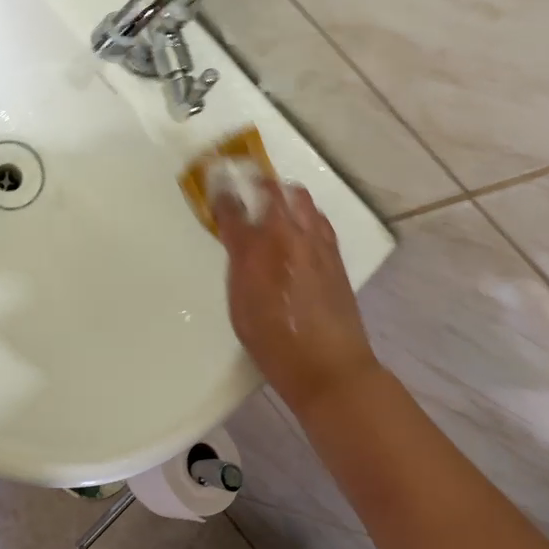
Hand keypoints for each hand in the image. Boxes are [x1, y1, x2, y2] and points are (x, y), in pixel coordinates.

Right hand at [211, 175, 381, 409]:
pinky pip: (317, 217)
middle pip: (269, 190)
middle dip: (254, 181)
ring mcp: (313, 242)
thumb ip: (239, 265)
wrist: (329, 367)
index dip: (221, 193)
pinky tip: (299, 222)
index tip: (215, 183)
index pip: (231, 208)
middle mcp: (284, 236)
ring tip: (273, 199)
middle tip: (244, 181)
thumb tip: (238, 241)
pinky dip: (304, 211)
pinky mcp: (334, 253)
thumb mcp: (239, 304)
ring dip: (282, 192)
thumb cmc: (273, 343)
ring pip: (299, 197)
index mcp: (253, 250)